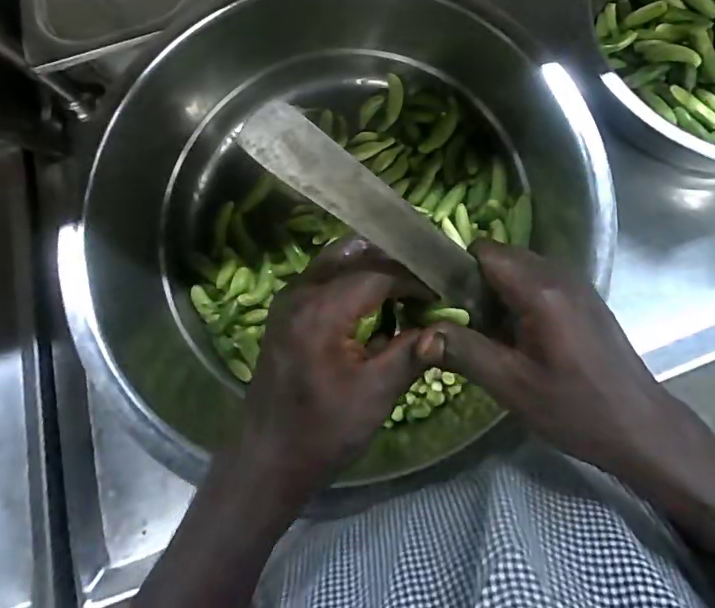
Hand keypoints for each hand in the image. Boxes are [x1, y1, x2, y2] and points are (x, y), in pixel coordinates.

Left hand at [231, 239, 427, 499]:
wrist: (267, 459)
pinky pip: (324, 275)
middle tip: (425, 281)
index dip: (413, 279)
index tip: (441, 292)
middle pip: (354, 254)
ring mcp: (289, 296)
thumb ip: (411, 353)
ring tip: (405, 287)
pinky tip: (374, 303)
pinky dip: (351, 278)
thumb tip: (447, 329)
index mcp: (321, 309)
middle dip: (392, 263)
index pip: (377, 272)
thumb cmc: (322, 432)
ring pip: (337, 259)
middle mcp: (301, 290)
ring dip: (371, 266)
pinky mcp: (286, 309)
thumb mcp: (374, 394)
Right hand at [414, 239, 673, 477]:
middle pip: (500, 255)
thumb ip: (464, 352)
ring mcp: (575, 282)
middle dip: (475, 280)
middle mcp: (558, 273)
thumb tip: (419, 335)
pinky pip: (538, 278)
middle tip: (460, 318)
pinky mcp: (584, 295)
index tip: (442, 298)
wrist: (643, 430)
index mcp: (539, 289)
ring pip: (519, 266)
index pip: (484, 250)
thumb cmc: (576, 410)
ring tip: (487, 329)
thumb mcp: (513, 386)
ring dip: (497, 288)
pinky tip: (519, 334)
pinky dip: (519, 295)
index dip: (458, 268)